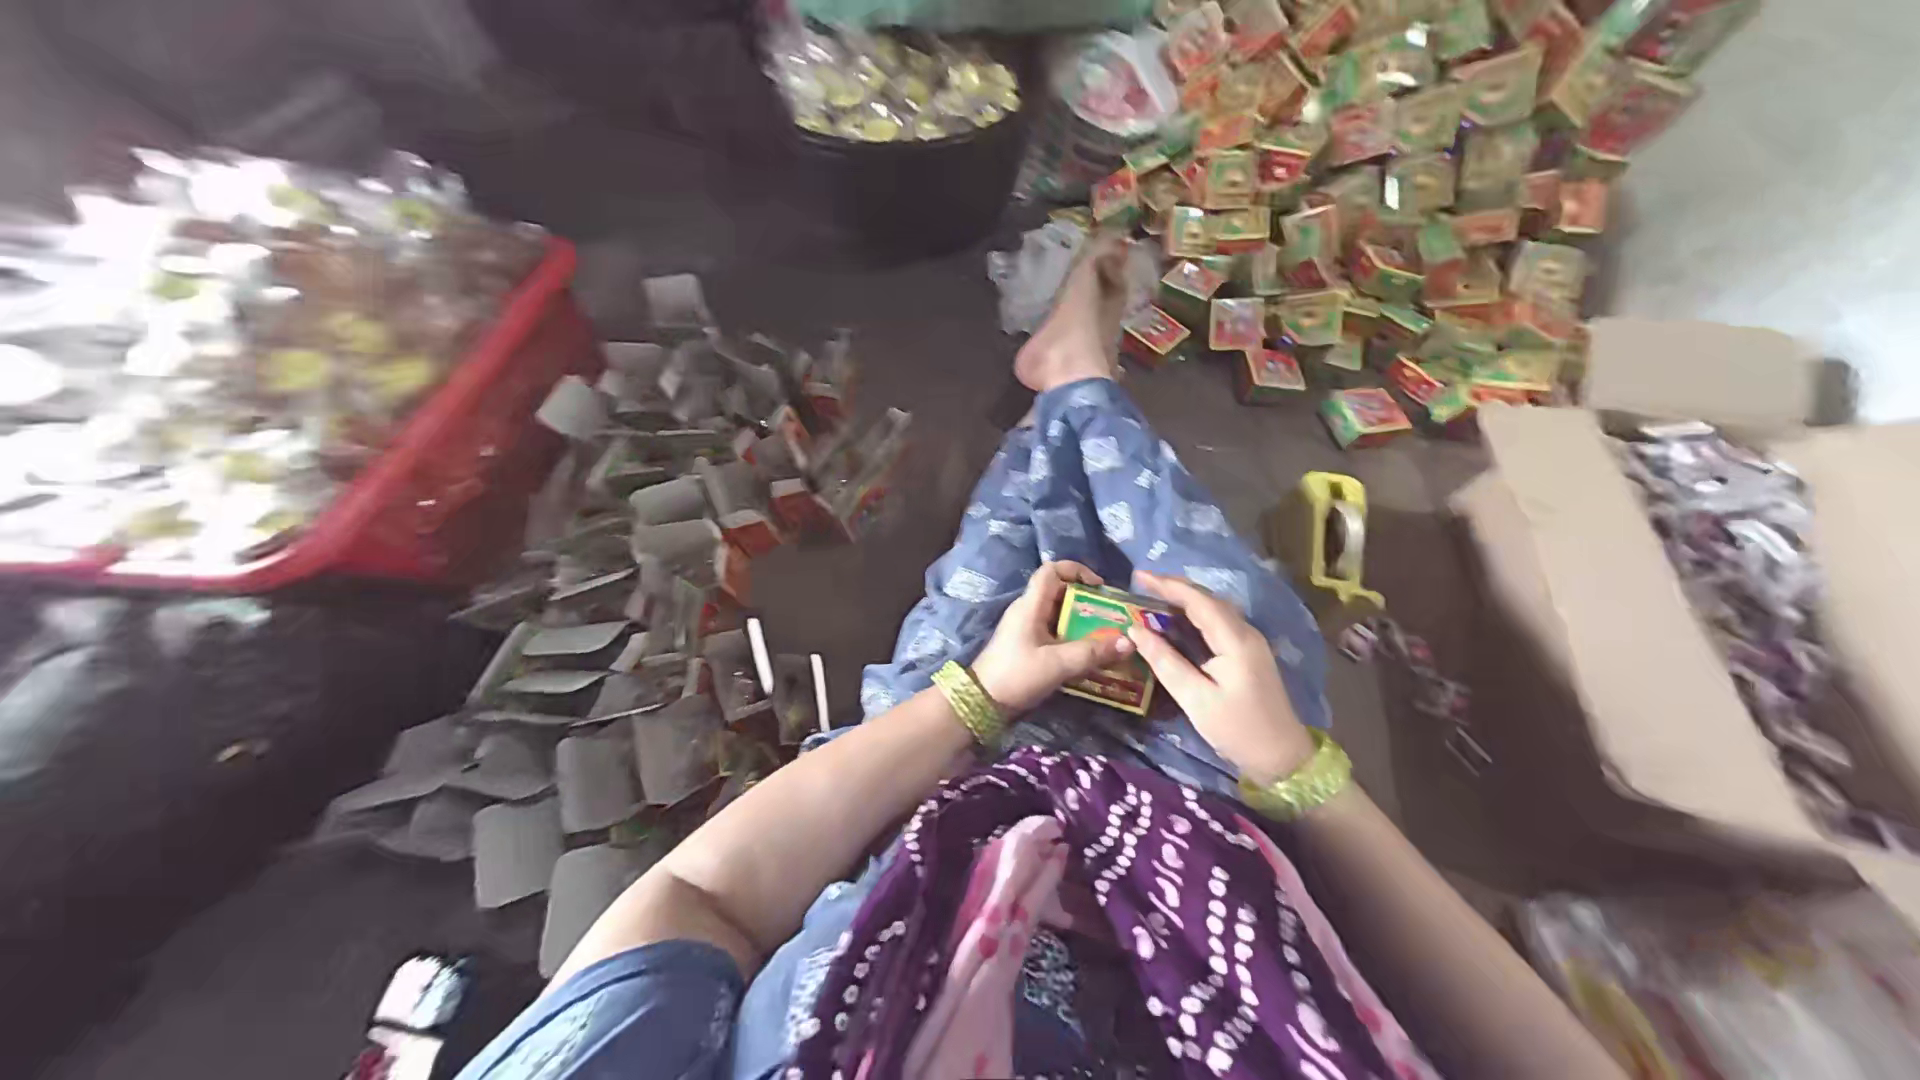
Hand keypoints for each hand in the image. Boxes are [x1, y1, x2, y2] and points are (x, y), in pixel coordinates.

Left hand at [971, 561, 1134, 713]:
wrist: (982, 703)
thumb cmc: (1017, 675)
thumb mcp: (1058, 664)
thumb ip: (1093, 652)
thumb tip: (1129, 641)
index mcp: (1030, 606)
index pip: (1051, 570)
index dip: (1076, 570)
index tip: (1099, 586)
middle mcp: (1028, 611)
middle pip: (1059, 592)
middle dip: (1086, 600)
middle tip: (1111, 615)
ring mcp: (1026, 629)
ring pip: (1059, 614)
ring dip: (1082, 621)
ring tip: (1107, 635)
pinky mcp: (1027, 646)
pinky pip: (1054, 632)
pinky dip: (1073, 637)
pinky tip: (1090, 653)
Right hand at [1125, 570, 1314, 784]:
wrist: (1282, 758)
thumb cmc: (1237, 729)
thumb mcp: (1195, 698)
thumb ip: (1165, 661)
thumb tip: (1136, 630)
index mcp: (1235, 640)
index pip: (1198, 601)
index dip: (1167, 585)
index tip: (1138, 577)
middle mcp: (1246, 633)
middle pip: (1208, 599)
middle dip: (1174, 587)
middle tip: (1141, 584)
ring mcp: (1250, 642)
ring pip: (1214, 608)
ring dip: (1185, 599)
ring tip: (1153, 596)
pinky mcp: (1248, 652)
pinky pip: (1218, 622)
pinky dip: (1195, 614)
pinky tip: (1177, 619)